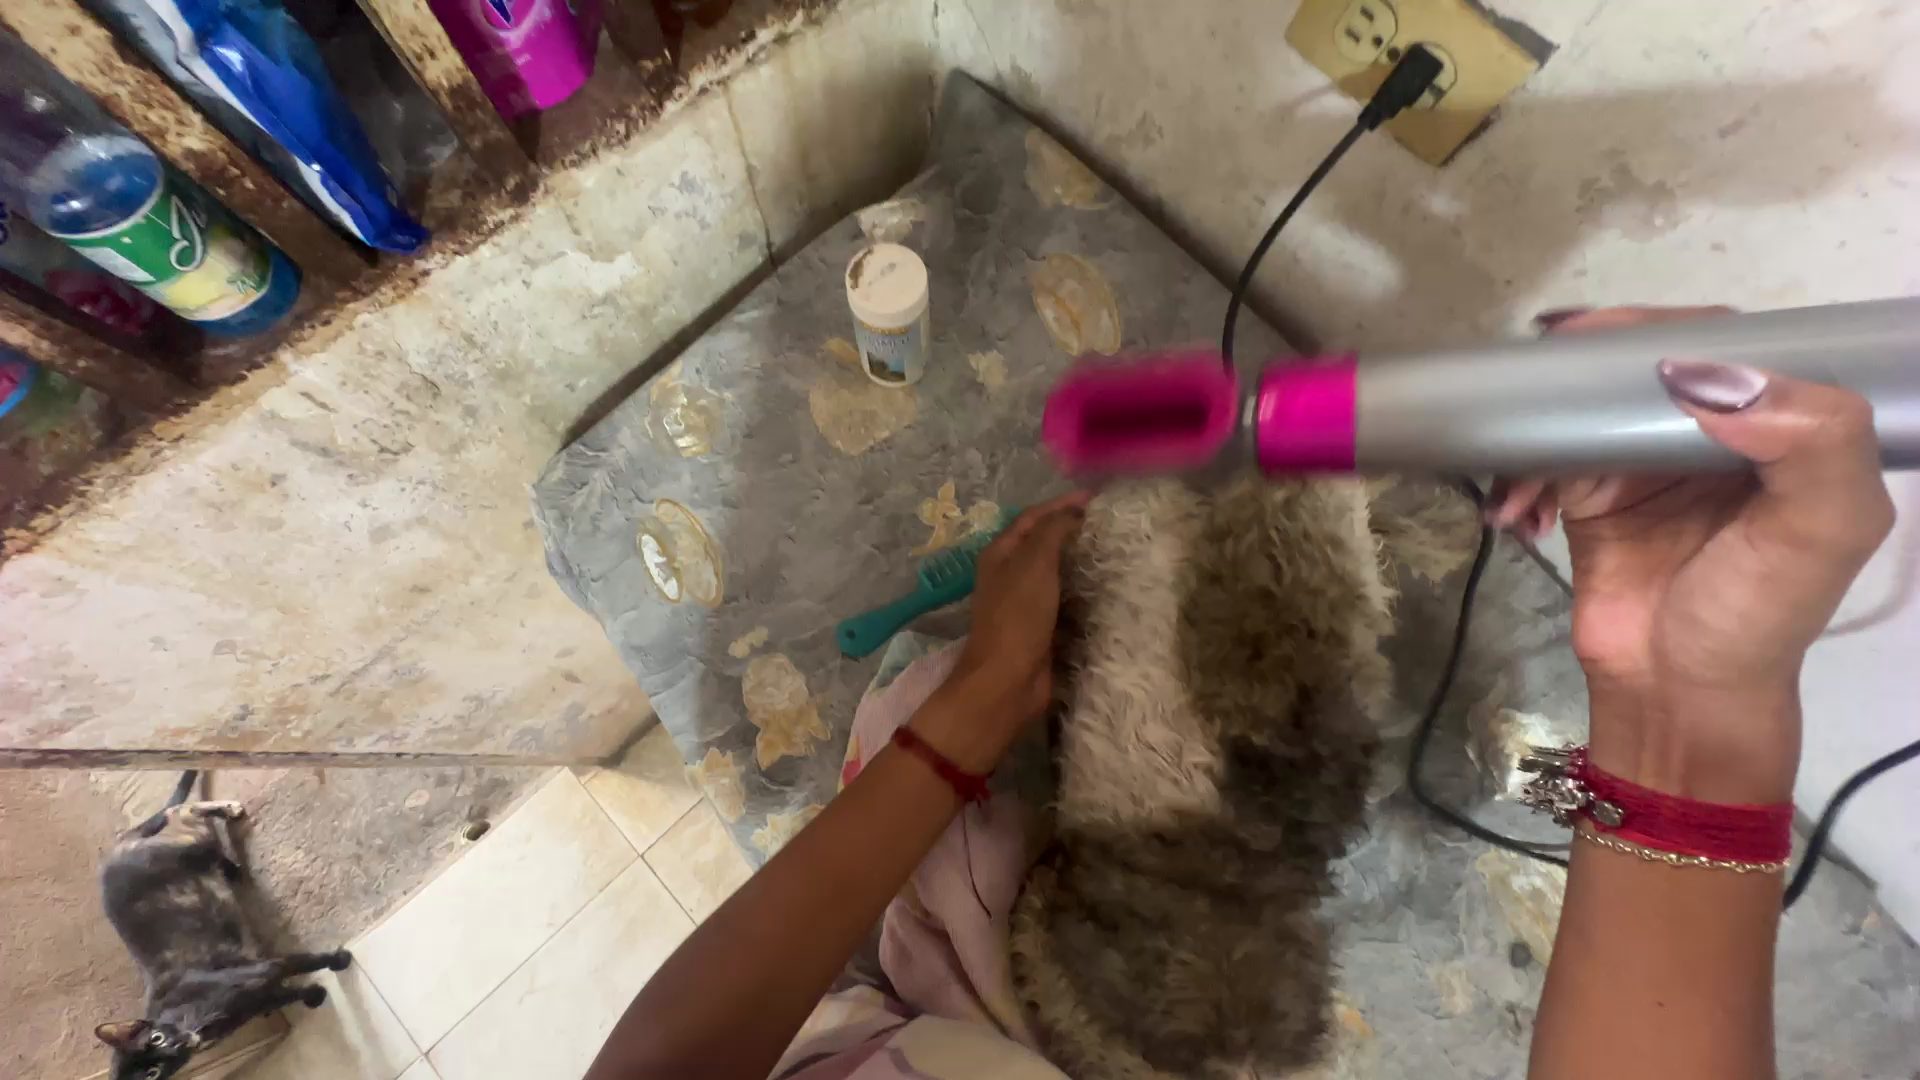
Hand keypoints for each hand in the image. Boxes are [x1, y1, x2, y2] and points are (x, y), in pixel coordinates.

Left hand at [911, 492, 1089, 771]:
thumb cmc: (1018, 615)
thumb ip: (1052, 532)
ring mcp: (1023, 603)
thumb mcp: (1034, 563)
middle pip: (1042, 543)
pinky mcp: (1040, 629)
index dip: (1060, 504)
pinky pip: (1064, 602)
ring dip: (1079, 563)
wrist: (1008, 679)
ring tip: (1113, 552)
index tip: (1095, 498)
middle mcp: (1009, 575)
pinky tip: (1106, 591)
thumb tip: (1072, 511)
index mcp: (1000, 554)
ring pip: (1055, 574)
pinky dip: (1083, 594)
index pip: (1032, 518)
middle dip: (1071, 531)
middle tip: (1108, 524)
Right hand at [1493, 307, 1894, 800]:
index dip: (1656, 328)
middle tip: (1526, 389)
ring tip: (1516, 498)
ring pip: (1575, 421)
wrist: (1673, 684)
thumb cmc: (1755, 612)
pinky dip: (1515, 487)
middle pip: (1633, 376)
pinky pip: (1539, 469)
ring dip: (1532, 447)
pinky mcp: (1584, 499)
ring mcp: (1638, 468)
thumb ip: (1808, 442)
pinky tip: (1511, 519)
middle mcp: (1706, 439)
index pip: (1720, 349)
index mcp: (1779, 431)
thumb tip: (1702, 375)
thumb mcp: (1819, 530)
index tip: (1588, 335)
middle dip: (1572, 381)